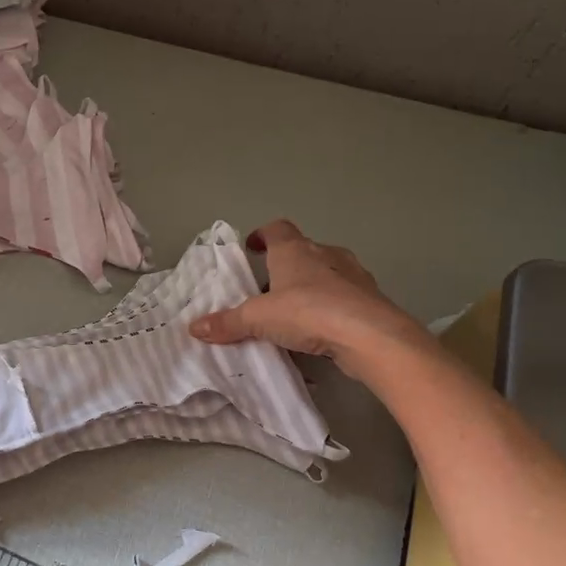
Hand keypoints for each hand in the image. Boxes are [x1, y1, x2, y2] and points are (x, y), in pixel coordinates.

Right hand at [189, 220, 428, 376]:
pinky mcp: (371, 300)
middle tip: (266, 287)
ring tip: (292, 310)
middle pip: (302, 251)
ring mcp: (353, 276)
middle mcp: (326, 255)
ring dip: (310, 285)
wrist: (371, 335)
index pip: (278, 229)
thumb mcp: (257, 319)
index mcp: (295, 251)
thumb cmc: (308, 312)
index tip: (252, 247)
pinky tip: (319, 329)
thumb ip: (227, 322)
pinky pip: (344, 297)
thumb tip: (194, 327)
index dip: (263, 235)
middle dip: (285, 265)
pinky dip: (330, 306)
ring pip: (326, 273)